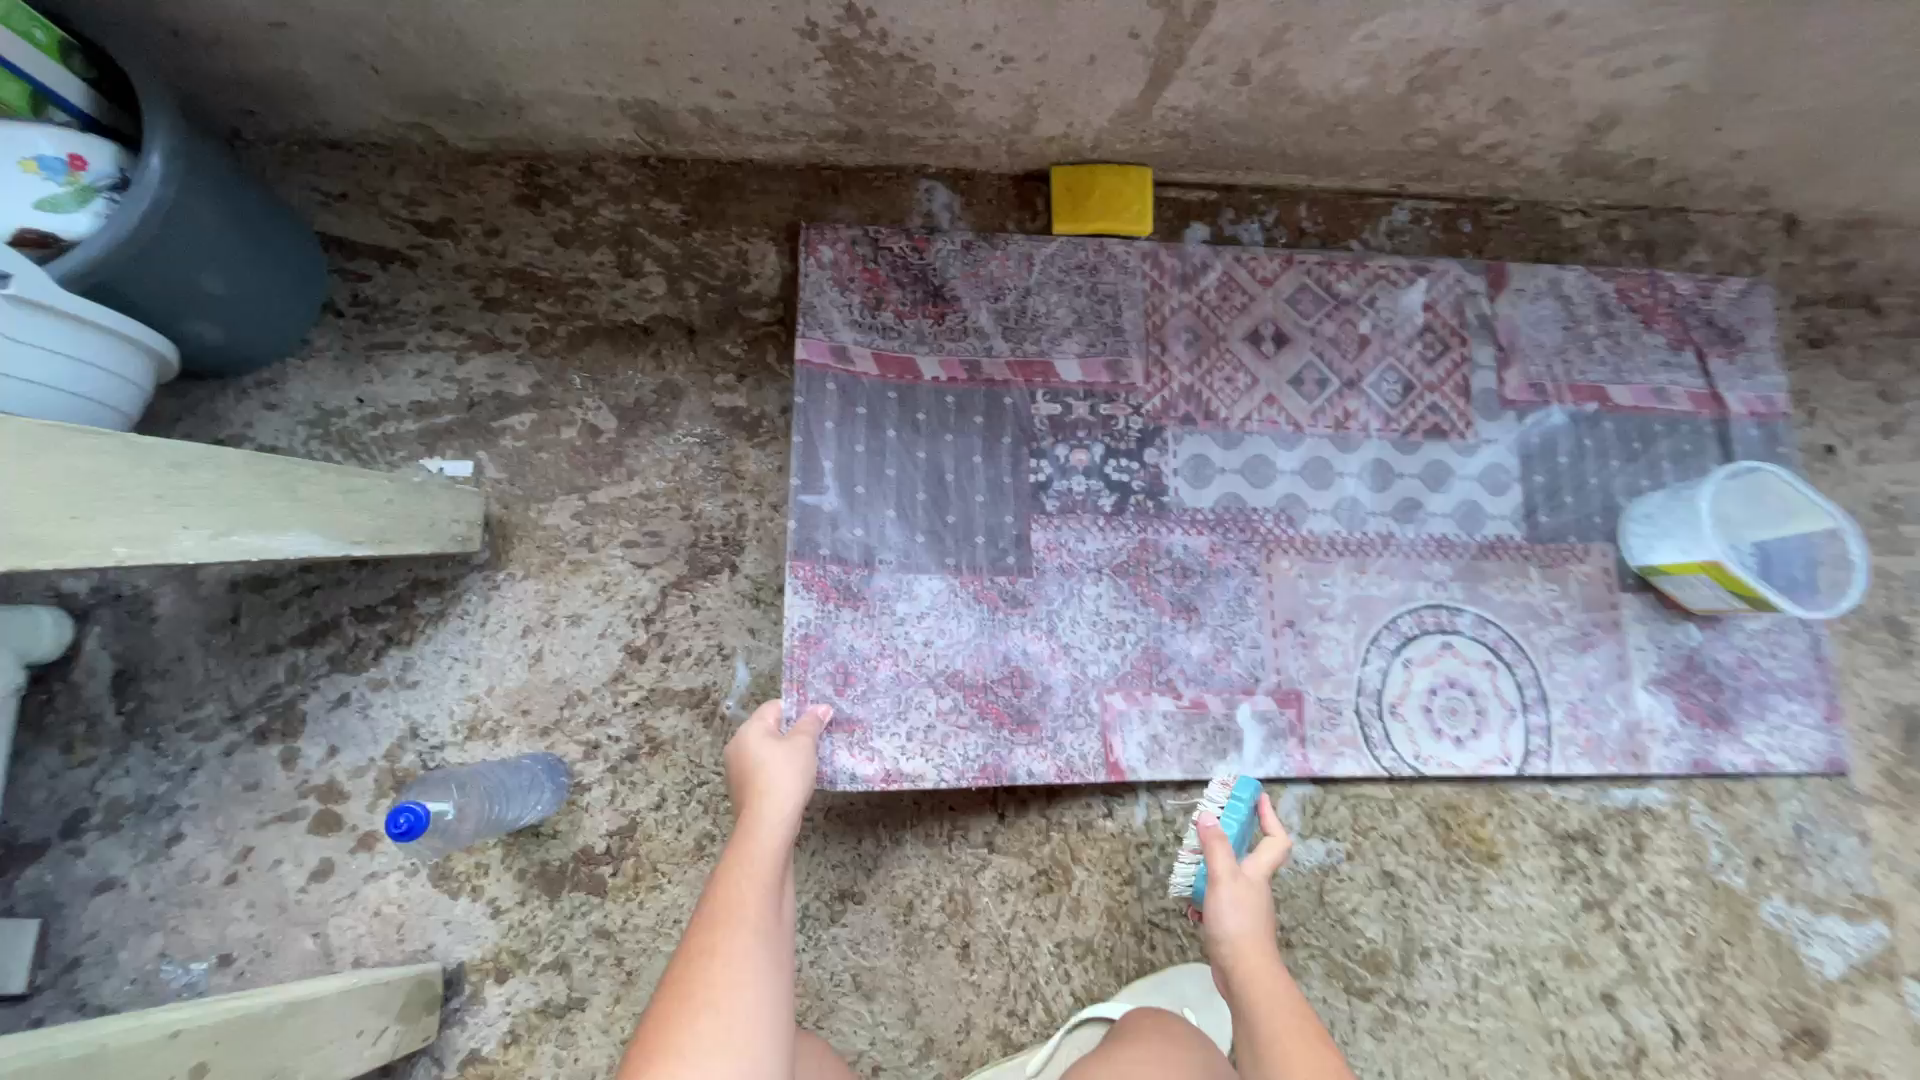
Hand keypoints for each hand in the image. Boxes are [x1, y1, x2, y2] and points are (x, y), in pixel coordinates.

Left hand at [723, 699, 831, 842]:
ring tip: (806, 762)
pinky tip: (792, 781)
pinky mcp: (740, 789)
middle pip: (769, 728)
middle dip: (792, 733)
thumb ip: (812, 722)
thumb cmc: (785, 777)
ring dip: (784, 753)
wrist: (767, 825)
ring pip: (765, 751)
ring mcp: (735, 769)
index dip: (797, 710)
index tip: (816, 722)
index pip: (774, 706)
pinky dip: (776, 770)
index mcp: (749, 729)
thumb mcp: (804, 744)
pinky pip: (761, 770)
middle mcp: (736, 745)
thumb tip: (822, 707)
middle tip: (815, 742)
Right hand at [1195, 792, 1291, 993]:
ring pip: (1231, 877)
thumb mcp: (1223, 878)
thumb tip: (1209, 815)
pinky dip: (1204, 893)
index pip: (1275, 839)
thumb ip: (1216, 847)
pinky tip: (1188, 898)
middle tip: (1213, 821)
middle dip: (1235, 836)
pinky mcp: (1233, 925)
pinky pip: (1218, 899)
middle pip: (1251, 855)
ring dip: (1214, 865)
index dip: (1269, 817)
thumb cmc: (1237, 922)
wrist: (1244, 974)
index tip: (1258, 797)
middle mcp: (1255, 887)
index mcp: (1258, 872)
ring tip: (1191, 856)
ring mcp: (1245, 907)